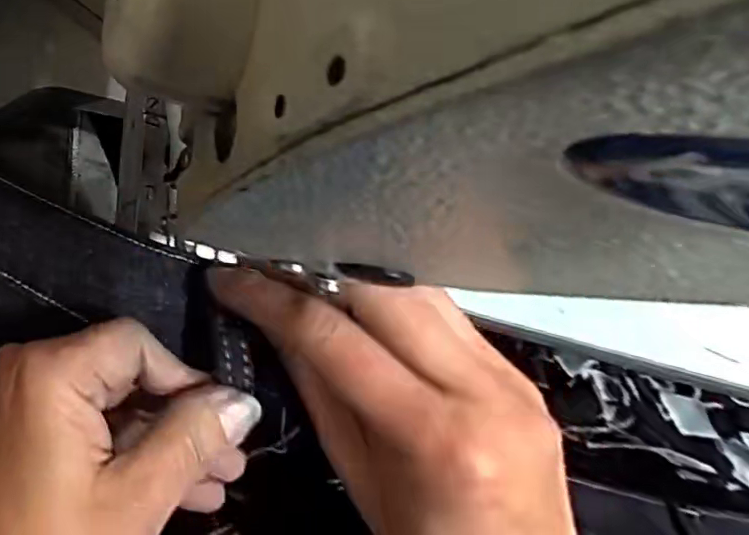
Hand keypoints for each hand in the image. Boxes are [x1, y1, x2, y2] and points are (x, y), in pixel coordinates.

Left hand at [0, 318, 262, 534]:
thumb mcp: (132, 500)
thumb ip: (188, 441)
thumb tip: (241, 401)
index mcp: (51, 367)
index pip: (134, 343)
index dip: (184, 379)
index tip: (226, 421)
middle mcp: (33, 364)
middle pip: (124, 372)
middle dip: (180, 417)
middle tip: (232, 458)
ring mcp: (26, 394)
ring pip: (111, 400)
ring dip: (162, 438)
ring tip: (217, 479)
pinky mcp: (26, 424)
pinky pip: (88, 419)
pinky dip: (128, 447)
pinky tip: (179, 484)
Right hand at [209, 270, 573, 534]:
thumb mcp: (357, 475)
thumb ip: (314, 386)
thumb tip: (269, 318)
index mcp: (437, 436)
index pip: (330, 333)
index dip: (268, 297)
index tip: (230, 280)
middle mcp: (483, 393)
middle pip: (375, 289)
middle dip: (310, 272)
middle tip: (265, 273)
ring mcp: (509, 379)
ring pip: (411, 286)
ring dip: (351, 277)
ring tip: (307, 282)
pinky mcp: (518, 372)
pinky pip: (442, 310)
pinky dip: (392, 298)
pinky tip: (362, 305)